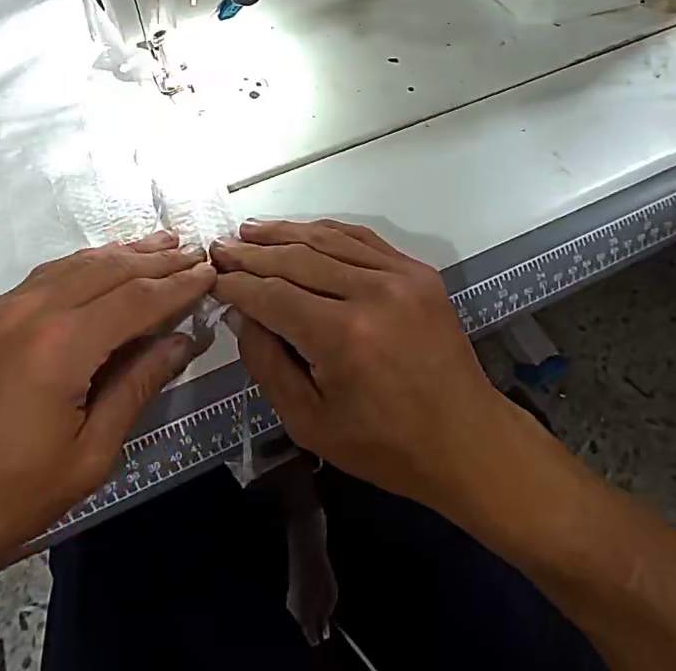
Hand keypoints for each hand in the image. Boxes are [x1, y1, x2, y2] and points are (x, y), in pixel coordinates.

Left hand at [0, 230, 215, 600]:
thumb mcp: (86, 458)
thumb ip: (137, 388)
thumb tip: (181, 341)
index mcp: (61, 347)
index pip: (139, 297)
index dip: (181, 283)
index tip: (214, 272)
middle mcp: (31, 312)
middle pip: (110, 268)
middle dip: (159, 258)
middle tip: (198, 250)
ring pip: (76, 264)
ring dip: (123, 252)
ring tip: (161, 241)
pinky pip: (46, 276)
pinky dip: (85, 264)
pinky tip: (102, 265)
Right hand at [212, 219, 519, 512]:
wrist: (464, 437)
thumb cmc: (384, 444)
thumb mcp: (309, 421)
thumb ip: (268, 362)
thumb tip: (241, 313)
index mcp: (343, 335)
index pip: (273, 295)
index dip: (237, 285)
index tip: (211, 276)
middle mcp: (372, 292)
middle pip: (298, 259)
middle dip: (253, 253)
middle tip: (220, 247)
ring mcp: (401, 276)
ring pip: (330, 240)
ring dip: (286, 233)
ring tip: (251, 230)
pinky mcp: (419, 272)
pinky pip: (364, 240)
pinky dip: (329, 231)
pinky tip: (304, 230)